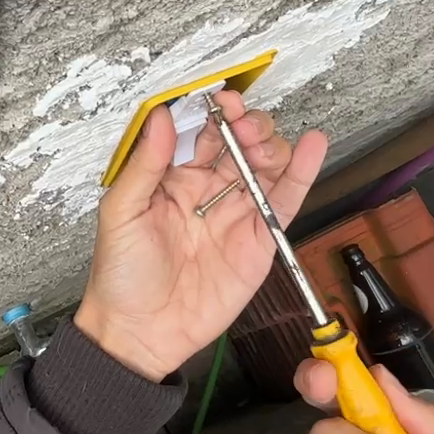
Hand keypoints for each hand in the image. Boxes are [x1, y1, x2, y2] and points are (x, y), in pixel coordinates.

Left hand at [74, 90, 326, 380]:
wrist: (141, 332)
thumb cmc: (121, 276)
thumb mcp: (121, 213)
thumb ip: (144, 165)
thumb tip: (159, 117)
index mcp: (170, 180)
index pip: (197, 133)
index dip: (211, 113)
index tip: (219, 100)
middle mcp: (206, 191)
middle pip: (237, 144)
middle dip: (244, 126)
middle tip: (242, 125)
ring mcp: (235, 214)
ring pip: (264, 165)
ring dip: (270, 145)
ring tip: (262, 144)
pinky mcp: (259, 240)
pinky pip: (285, 201)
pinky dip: (302, 173)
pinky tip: (312, 146)